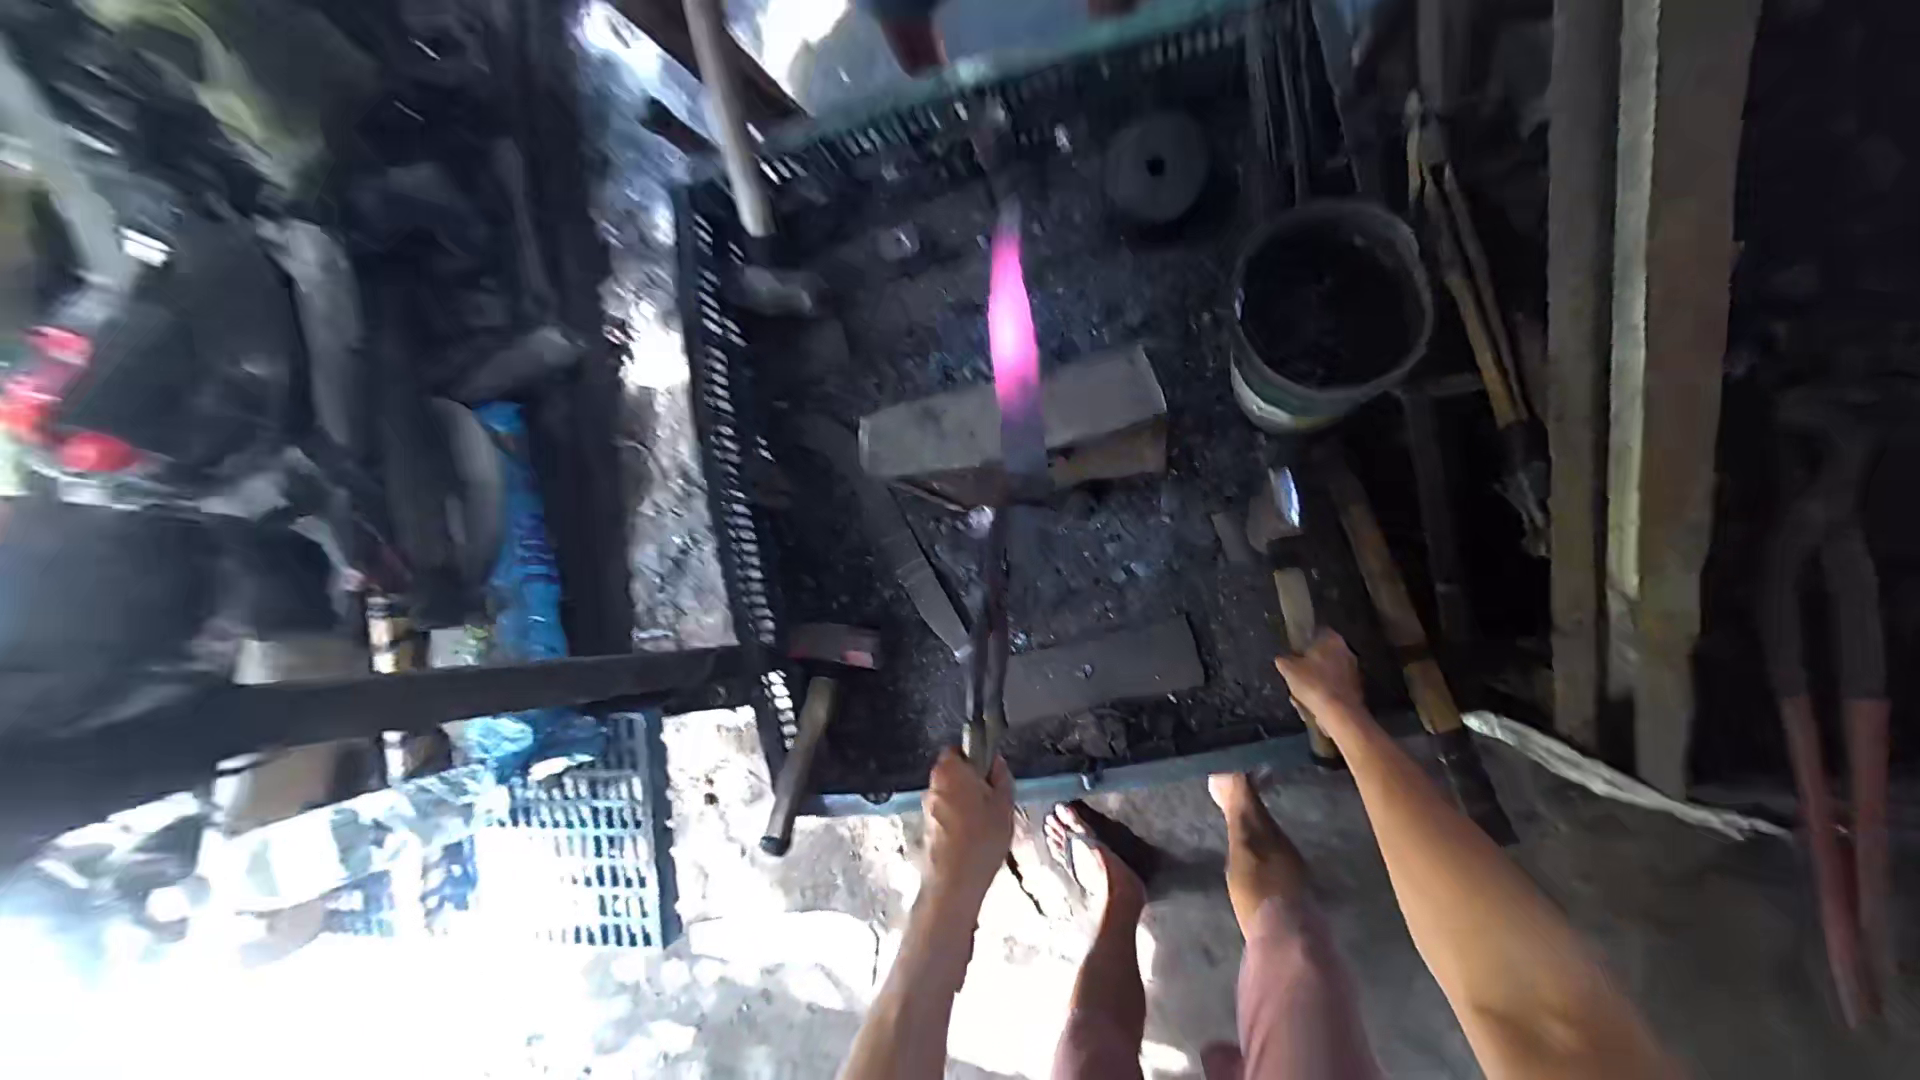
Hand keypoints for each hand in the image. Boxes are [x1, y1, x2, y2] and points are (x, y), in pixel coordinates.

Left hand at [922, 748, 1013, 904]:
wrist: (954, 881)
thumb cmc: (982, 837)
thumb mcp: (1004, 804)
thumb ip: (1001, 777)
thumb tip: (996, 762)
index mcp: (950, 769)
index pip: (959, 748)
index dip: (976, 757)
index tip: (990, 772)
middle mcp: (934, 782)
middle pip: (954, 771)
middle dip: (971, 780)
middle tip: (993, 797)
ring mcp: (927, 805)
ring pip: (950, 792)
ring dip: (964, 800)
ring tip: (985, 821)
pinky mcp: (926, 826)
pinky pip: (945, 812)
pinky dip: (957, 818)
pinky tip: (973, 836)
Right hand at [1275, 630, 1366, 725]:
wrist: (1340, 713)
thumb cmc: (1313, 684)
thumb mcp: (1288, 668)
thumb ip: (1284, 659)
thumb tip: (1283, 658)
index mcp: (1332, 640)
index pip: (1317, 630)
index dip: (1304, 638)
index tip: (1294, 648)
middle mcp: (1347, 651)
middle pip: (1324, 652)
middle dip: (1310, 660)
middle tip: (1296, 670)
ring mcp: (1354, 670)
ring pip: (1329, 670)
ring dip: (1317, 677)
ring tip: (1302, 690)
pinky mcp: (1357, 688)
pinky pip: (1334, 685)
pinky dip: (1325, 690)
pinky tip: (1314, 700)